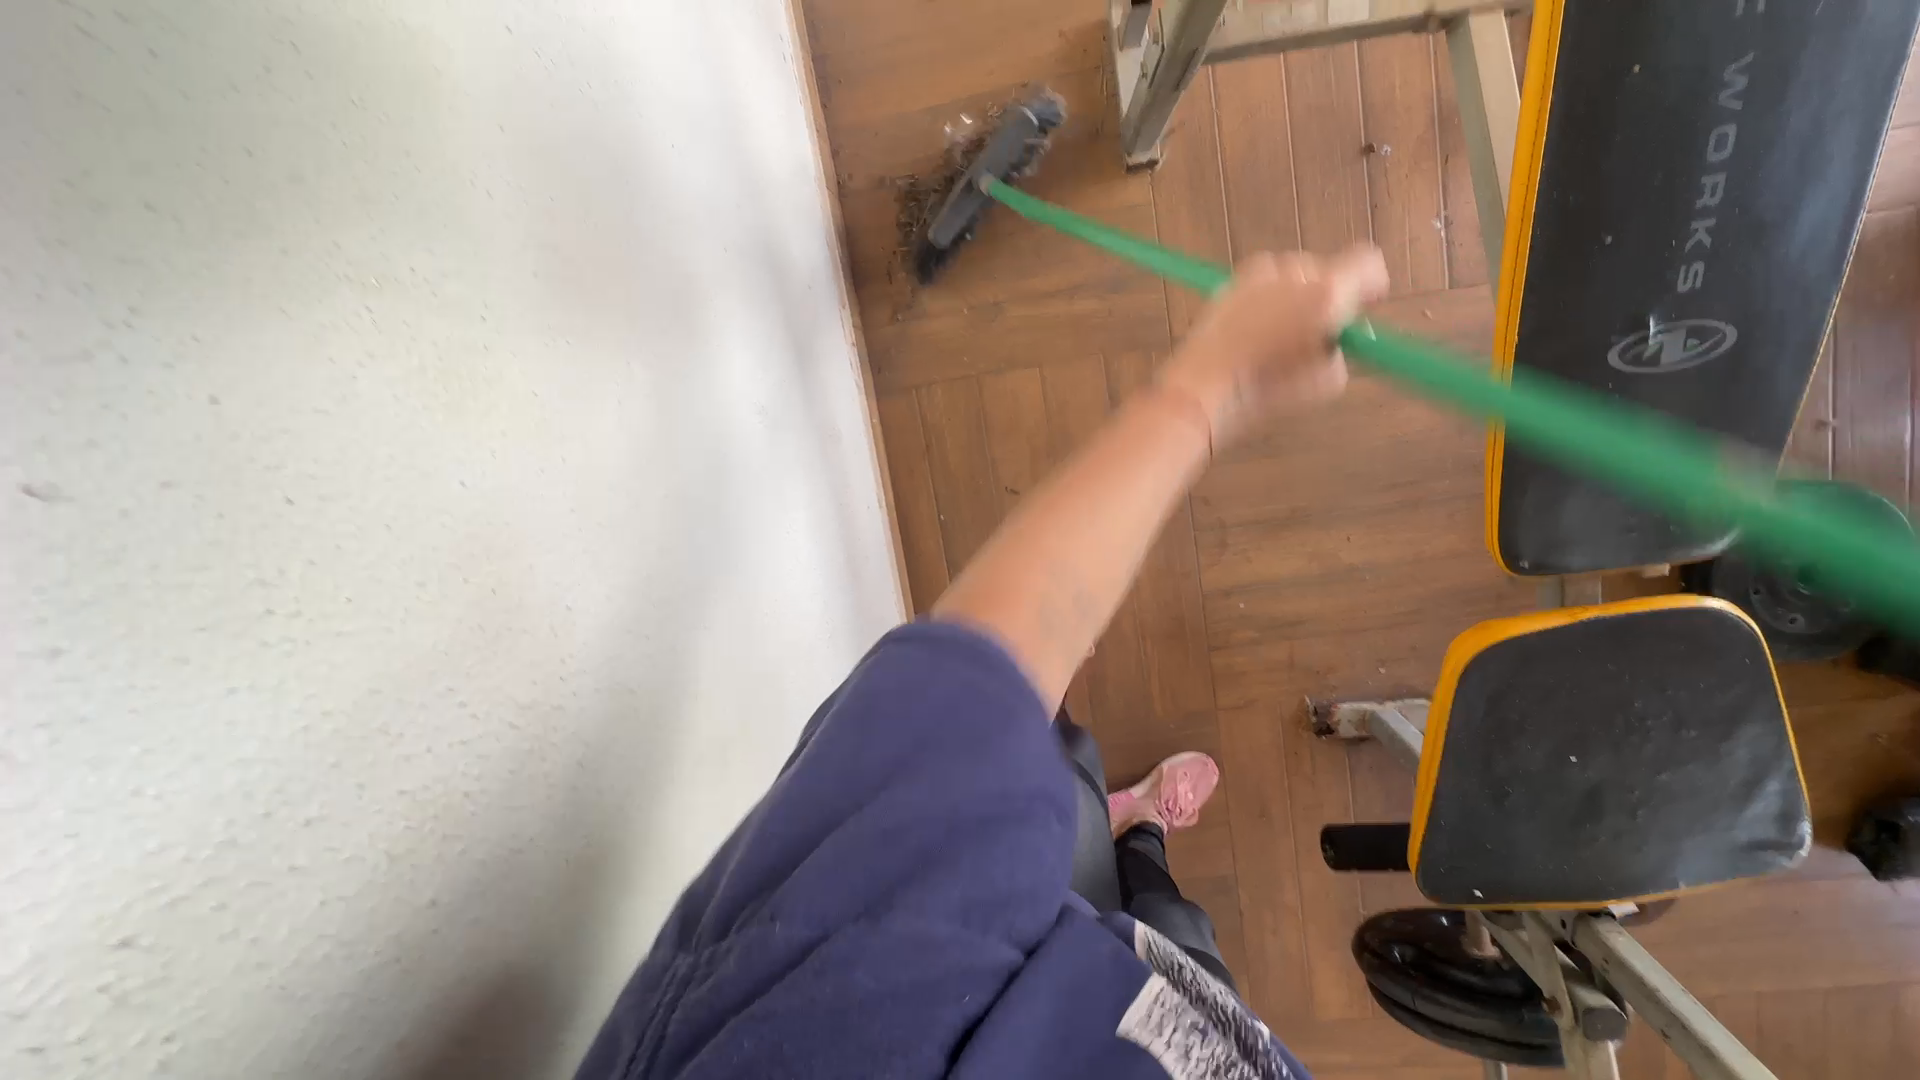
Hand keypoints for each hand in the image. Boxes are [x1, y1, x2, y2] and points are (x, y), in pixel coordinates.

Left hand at [1159, 246, 1389, 448]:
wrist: (1203, 386)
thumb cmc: (1266, 389)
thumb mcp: (1325, 381)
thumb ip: (1342, 348)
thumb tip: (1335, 339)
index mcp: (1327, 290)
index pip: (1369, 264)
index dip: (1371, 286)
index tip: (1366, 305)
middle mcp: (1294, 268)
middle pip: (1326, 271)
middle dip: (1325, 296)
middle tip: (1313, 331)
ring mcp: (1258, 271)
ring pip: (1292, 275)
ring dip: (1293, 297)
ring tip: (1277, 336)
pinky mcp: (1232, 280)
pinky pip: (1262, 284)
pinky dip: (1265, 301)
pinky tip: (1253, 332)